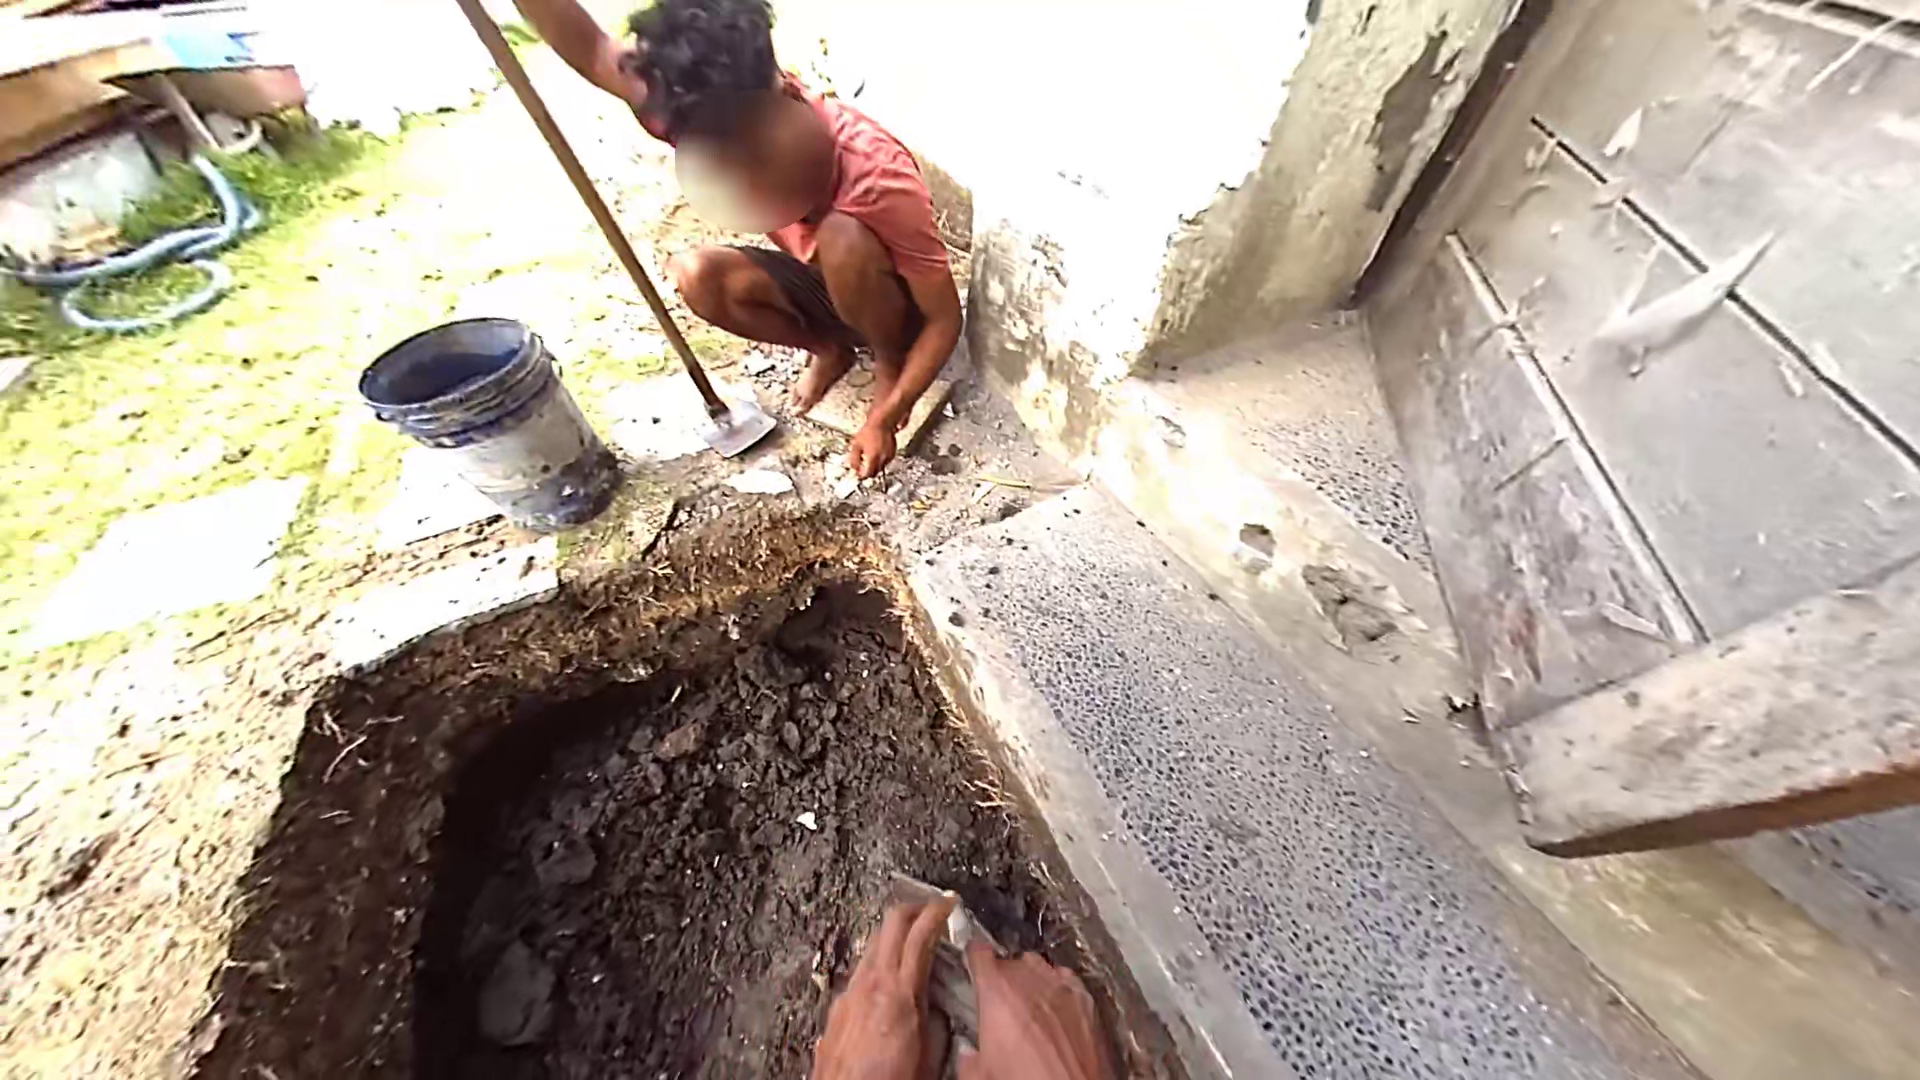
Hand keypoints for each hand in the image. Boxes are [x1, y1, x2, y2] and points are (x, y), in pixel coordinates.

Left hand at [812, 898, 955, 1079]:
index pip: (920, 933)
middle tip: (930, 911)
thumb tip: (940, 1004)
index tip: (948, 902)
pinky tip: (887, 984)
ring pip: (874, 942)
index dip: (937, 911)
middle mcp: (873, 982)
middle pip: (892, 921)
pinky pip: (861, 970)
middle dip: (914, 909)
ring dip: (895, 935)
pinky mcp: (836, 1006)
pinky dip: (878, 964)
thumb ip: (936, 1022)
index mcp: (900, 992)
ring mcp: (851, 991)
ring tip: (911, 946)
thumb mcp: (928, 1059)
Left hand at [849, 421, 896, 479]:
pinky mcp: (892, 453)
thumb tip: (853, 468)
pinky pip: (886, 462)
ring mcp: (888, 457)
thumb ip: (854, 459)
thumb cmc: (868, 432)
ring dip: (875, 466)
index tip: (858, 473)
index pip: (868, 474)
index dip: (862, 475)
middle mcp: (882, 459)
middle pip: (875, 473)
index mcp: (872, 458)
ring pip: (881, 468)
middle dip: (868, 472)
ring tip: (869, 457)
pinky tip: (876, 453)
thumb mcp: (856, 445)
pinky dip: (881, 461)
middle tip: (862, 467)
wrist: (881, 423)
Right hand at [960, 945, 1114, 1079]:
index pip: (979, 952)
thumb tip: (967, 1054)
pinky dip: (1059, 990)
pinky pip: (1065, 980)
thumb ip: (968, 1058)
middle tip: (1004, 1009)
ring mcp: (1058, 983)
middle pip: (1010, 962)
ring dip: (1032, 981)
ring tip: (1032, 1009)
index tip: (975, 966)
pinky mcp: (1085, 996)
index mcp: (996, 989)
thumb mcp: (982, 1077)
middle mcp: (1027, 976)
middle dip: (1005, 980)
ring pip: (1038, 967)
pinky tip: (1059, 1012)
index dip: (975, 958)